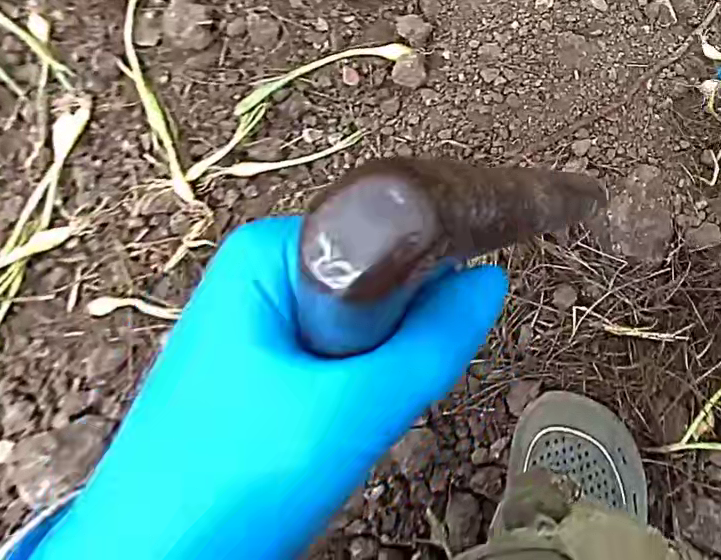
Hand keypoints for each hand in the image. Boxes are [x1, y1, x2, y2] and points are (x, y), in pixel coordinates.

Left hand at [30, 217, 506, 559]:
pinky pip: (347, 336)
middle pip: (383, 269)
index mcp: (269, 251)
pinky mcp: (267, 348)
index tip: (442, 317)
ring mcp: (262, 308)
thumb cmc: (229, 490)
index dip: (429, 272)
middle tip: (387, 378)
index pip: (390, 229)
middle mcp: (264, 267)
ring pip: (370, 308)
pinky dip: (365, 369)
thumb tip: (492, 277)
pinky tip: (343, 412)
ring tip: (360, 402)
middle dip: (404, 322)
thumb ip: (436, 340)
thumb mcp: (355, 409)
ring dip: (386, 351)